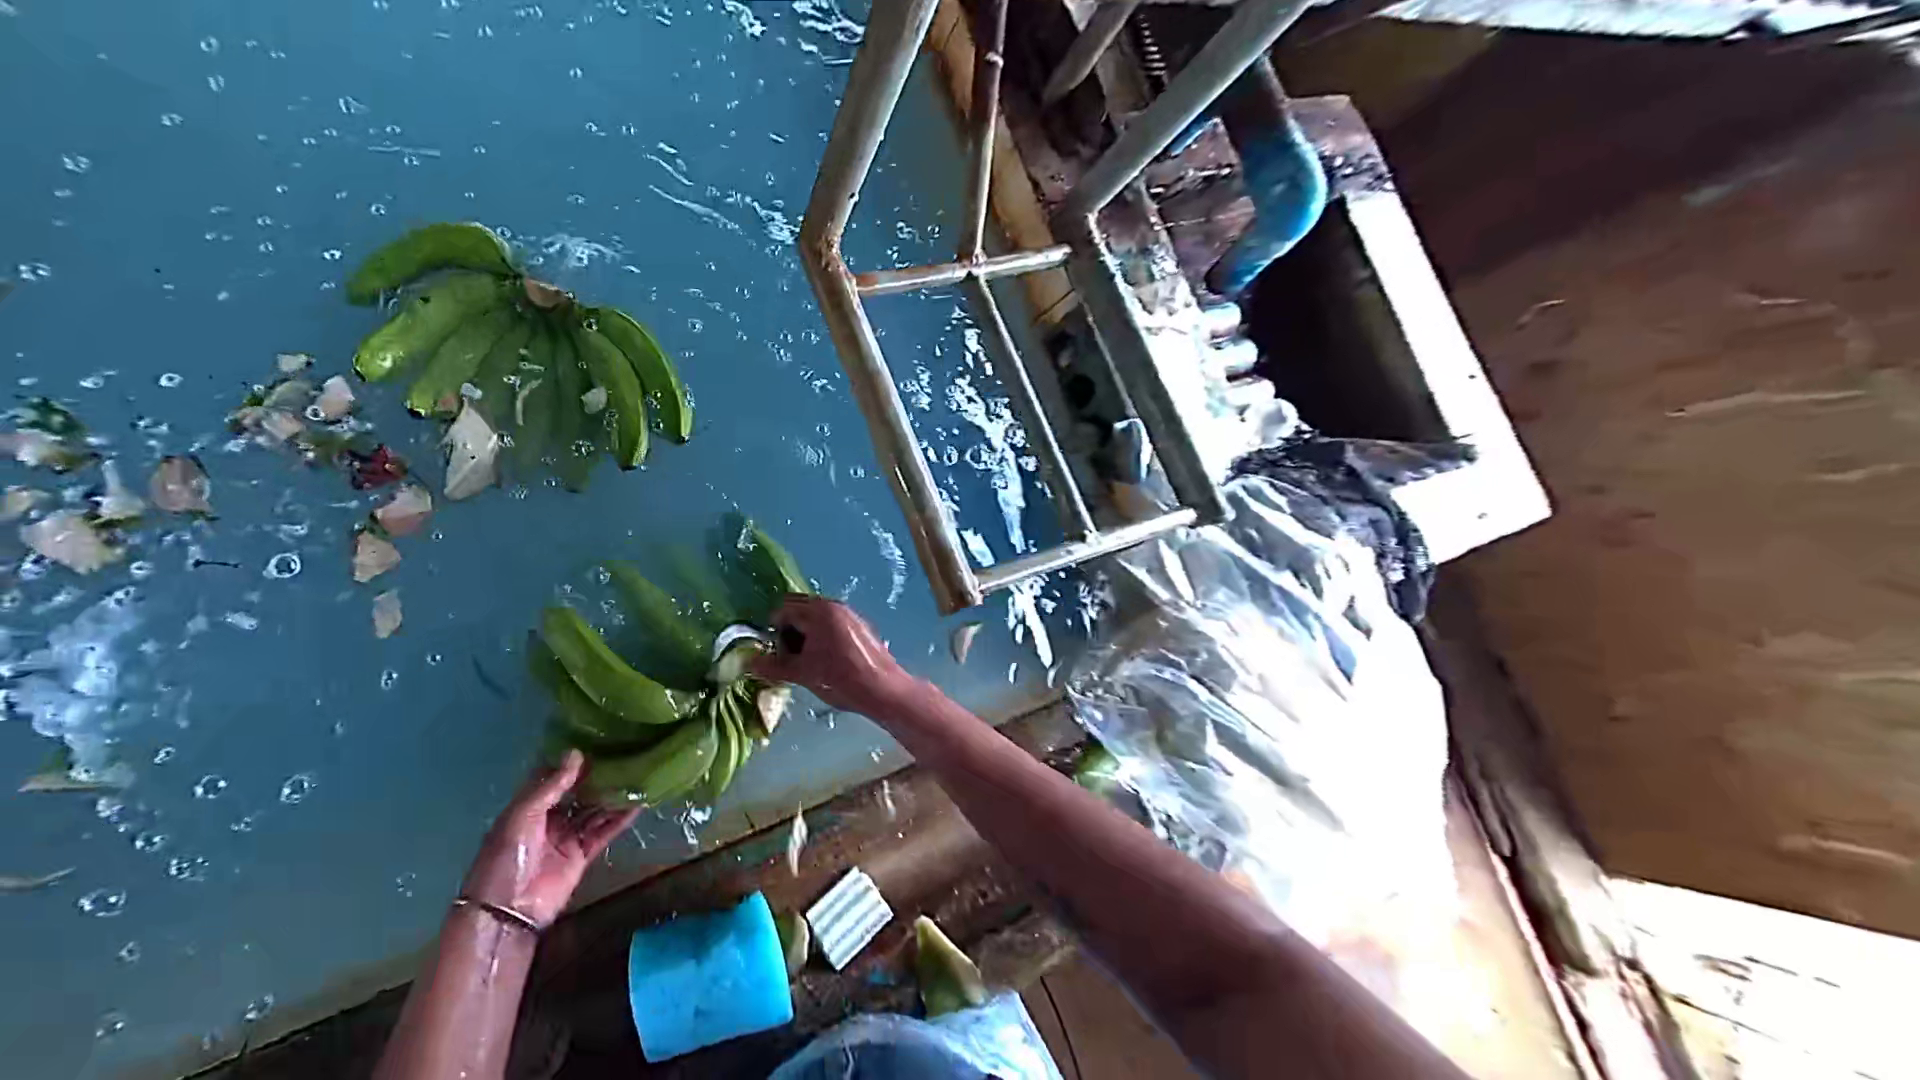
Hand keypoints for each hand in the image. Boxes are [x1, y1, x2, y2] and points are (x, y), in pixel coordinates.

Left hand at [459, 750, 637, 926]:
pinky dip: (621, 819)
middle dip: (598, 777)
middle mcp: (550, 818)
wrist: (508, 910)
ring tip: (638, 774)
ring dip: (613, 796)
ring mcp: (567, 836)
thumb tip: (577, 753)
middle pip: (579, 793)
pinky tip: (639, 804)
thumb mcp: (522, 816)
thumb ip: (551, 786)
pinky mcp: (583, 854)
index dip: (572, 761)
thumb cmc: (506, 857)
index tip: (598, 740)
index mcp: (529, 807)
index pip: (553, 777)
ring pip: (595, 810)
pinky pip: (605, 832)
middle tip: (625, 754)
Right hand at [751, 594, 914, 714]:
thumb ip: (772, 666)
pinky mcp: (860, 627)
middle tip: (788, 657)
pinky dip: (822, 637)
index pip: (783, 610)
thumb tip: (748, 664)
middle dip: (789, 631)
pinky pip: (832, 624)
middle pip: (800, 609)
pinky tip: (826, 661)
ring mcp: (850, 615)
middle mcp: (835, 605)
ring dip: (805, 635)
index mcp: (819, 611)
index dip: (773, 632)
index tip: (774, 654)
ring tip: (806, 662)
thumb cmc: (840, 679)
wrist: (883, 690)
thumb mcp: (801, 674)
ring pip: (816, 617)